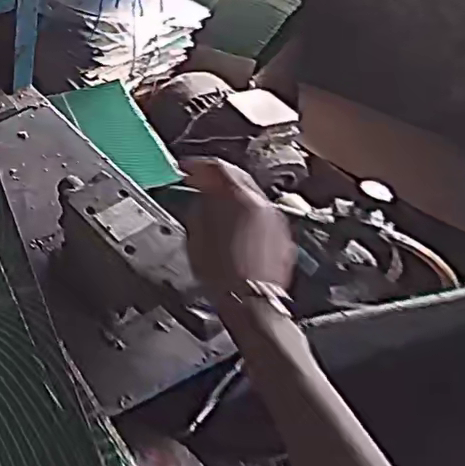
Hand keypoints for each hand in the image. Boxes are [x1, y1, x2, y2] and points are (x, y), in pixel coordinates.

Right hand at [181, 158, 296, 294]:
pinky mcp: (280, 238)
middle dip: (214, 176)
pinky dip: (241, 210)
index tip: (184, 167)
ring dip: (228, 193)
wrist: (248, 301)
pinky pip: (258, 214)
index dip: (197, 165)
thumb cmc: (221, 270)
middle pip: (238, 177)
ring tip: (207, 201)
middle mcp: (262, 205)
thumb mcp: (196, 229)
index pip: (218, 167)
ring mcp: (275, 222)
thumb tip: (199, 195)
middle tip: (194, 180)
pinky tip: (226, 221)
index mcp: (240, 198)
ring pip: (249, 195)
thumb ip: (198, 204)